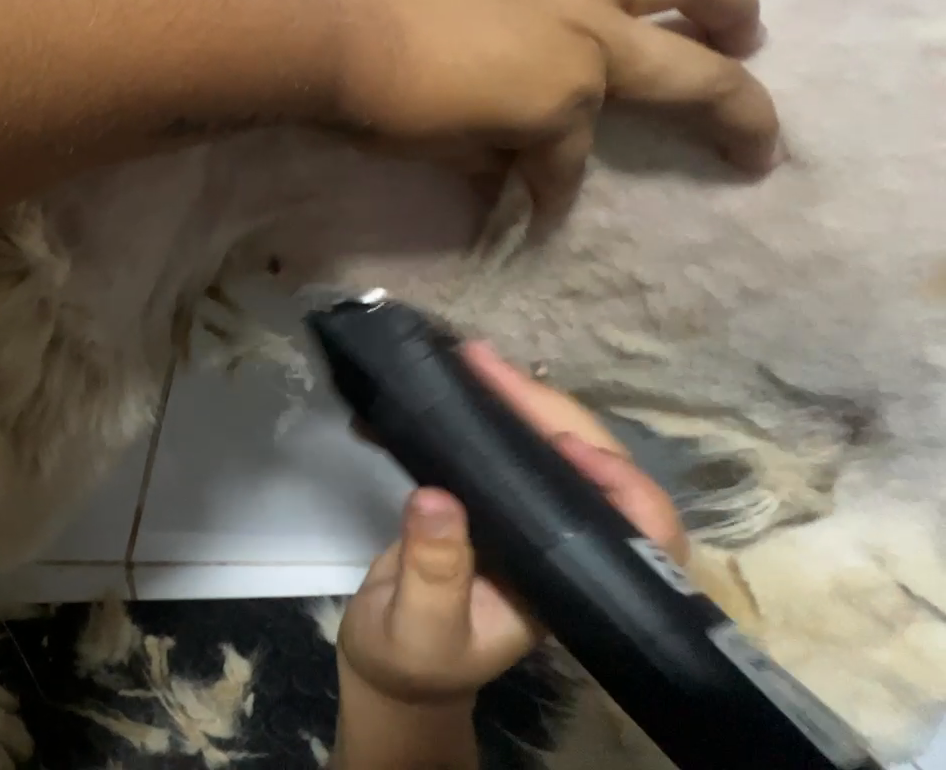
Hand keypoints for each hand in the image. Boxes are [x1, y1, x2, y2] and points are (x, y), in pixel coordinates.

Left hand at [312, 0, 779, 231]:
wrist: (326, 33)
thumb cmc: (374, 106)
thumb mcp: (437, 152)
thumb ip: (489, 157)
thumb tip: (510, 168)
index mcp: (558, 104)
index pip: (568, 163)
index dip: (554, 192)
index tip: (539, 210)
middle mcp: (587, 39)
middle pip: (689, 76)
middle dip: (734, 116)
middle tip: (749, 132)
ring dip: (729, 1)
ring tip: (742, 24)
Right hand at [336, 343, 687, 705]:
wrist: (388, 663)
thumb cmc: (412, 656)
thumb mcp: (420, 626)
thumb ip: (434, 570)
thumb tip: (439, 496)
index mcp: (571, 585)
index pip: (636, 531)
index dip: (617, 481)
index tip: (561, 443)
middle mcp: (564, 545)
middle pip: (587, 467)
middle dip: (545, 409)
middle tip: (483, 363)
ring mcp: (527, 520)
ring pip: (546, 448)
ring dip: (513, 400)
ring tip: (468, 360)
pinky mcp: (486, 502)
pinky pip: (499, 447)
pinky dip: (479, 411)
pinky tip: (448, 386)